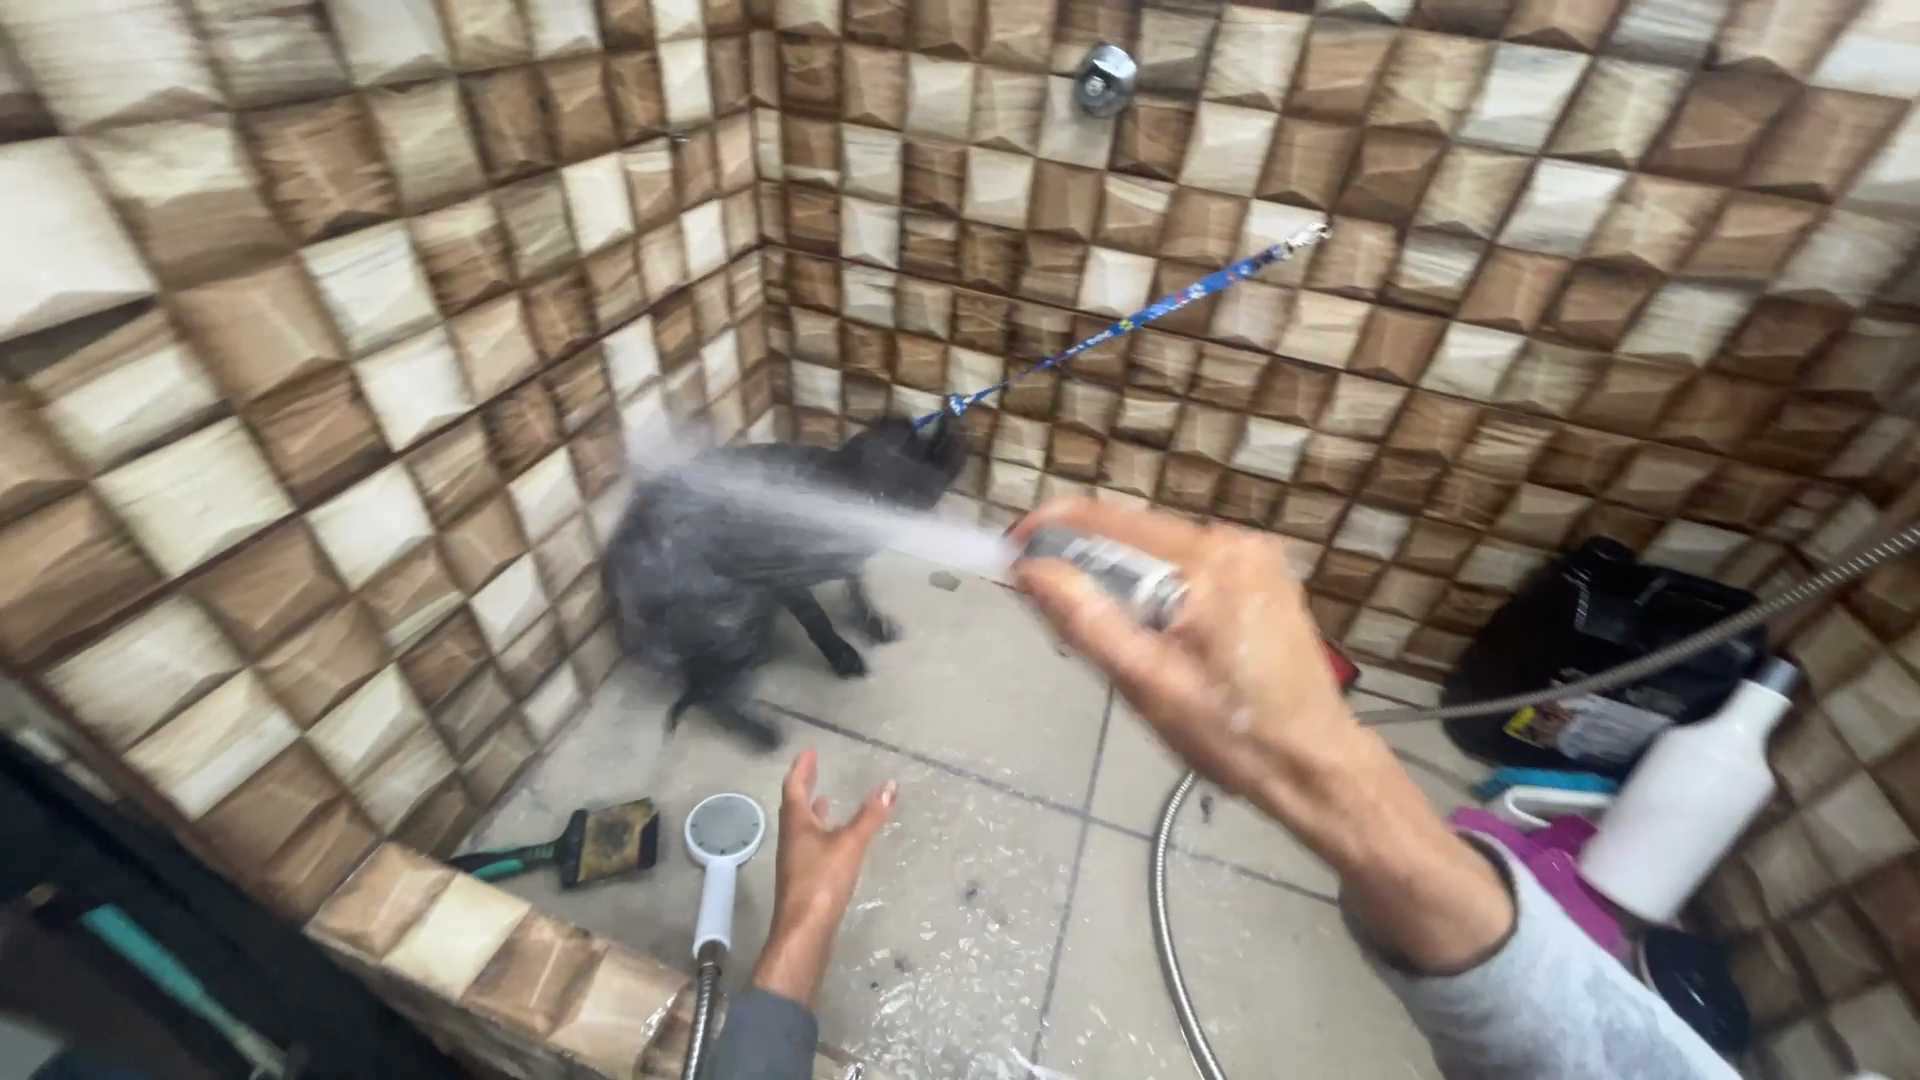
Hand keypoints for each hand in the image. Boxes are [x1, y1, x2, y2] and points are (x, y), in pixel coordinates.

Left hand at [751, 749, 895, 1007]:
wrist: (804, 933)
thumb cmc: (822, 882)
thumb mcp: (850, 843)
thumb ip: (871, 815)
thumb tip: (891, 784)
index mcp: (796, 823)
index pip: (795, 786)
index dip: (802, 767)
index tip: (809, 751)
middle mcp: (791, 838)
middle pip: (794, 805)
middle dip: (806, 784)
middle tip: (815, 767)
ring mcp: (795, 860)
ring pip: (801, 826)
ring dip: (812, 809)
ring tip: (825, 798)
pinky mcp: (803, 878)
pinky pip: (810, 844)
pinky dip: (820, 831)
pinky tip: (833, 839)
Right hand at [1012, 498, 1513, 974]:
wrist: (1316, 768)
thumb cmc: (1229, 734)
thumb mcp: (1144, 681)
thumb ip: (1084, 618)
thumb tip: (1029, 568)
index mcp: (1210, 559)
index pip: (1111, 520)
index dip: (1053, 528)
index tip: (1011, 548)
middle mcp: (1236, 541)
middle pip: (1134, 535)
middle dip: (1087, 567)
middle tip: (1057, 618)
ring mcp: (1254, 557)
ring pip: (1157, 554)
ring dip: (1119, 584)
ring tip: (1109, 641)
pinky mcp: (1260, 578)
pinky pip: (1185, 569)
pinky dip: (1154, 592)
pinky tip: (1151, 637)